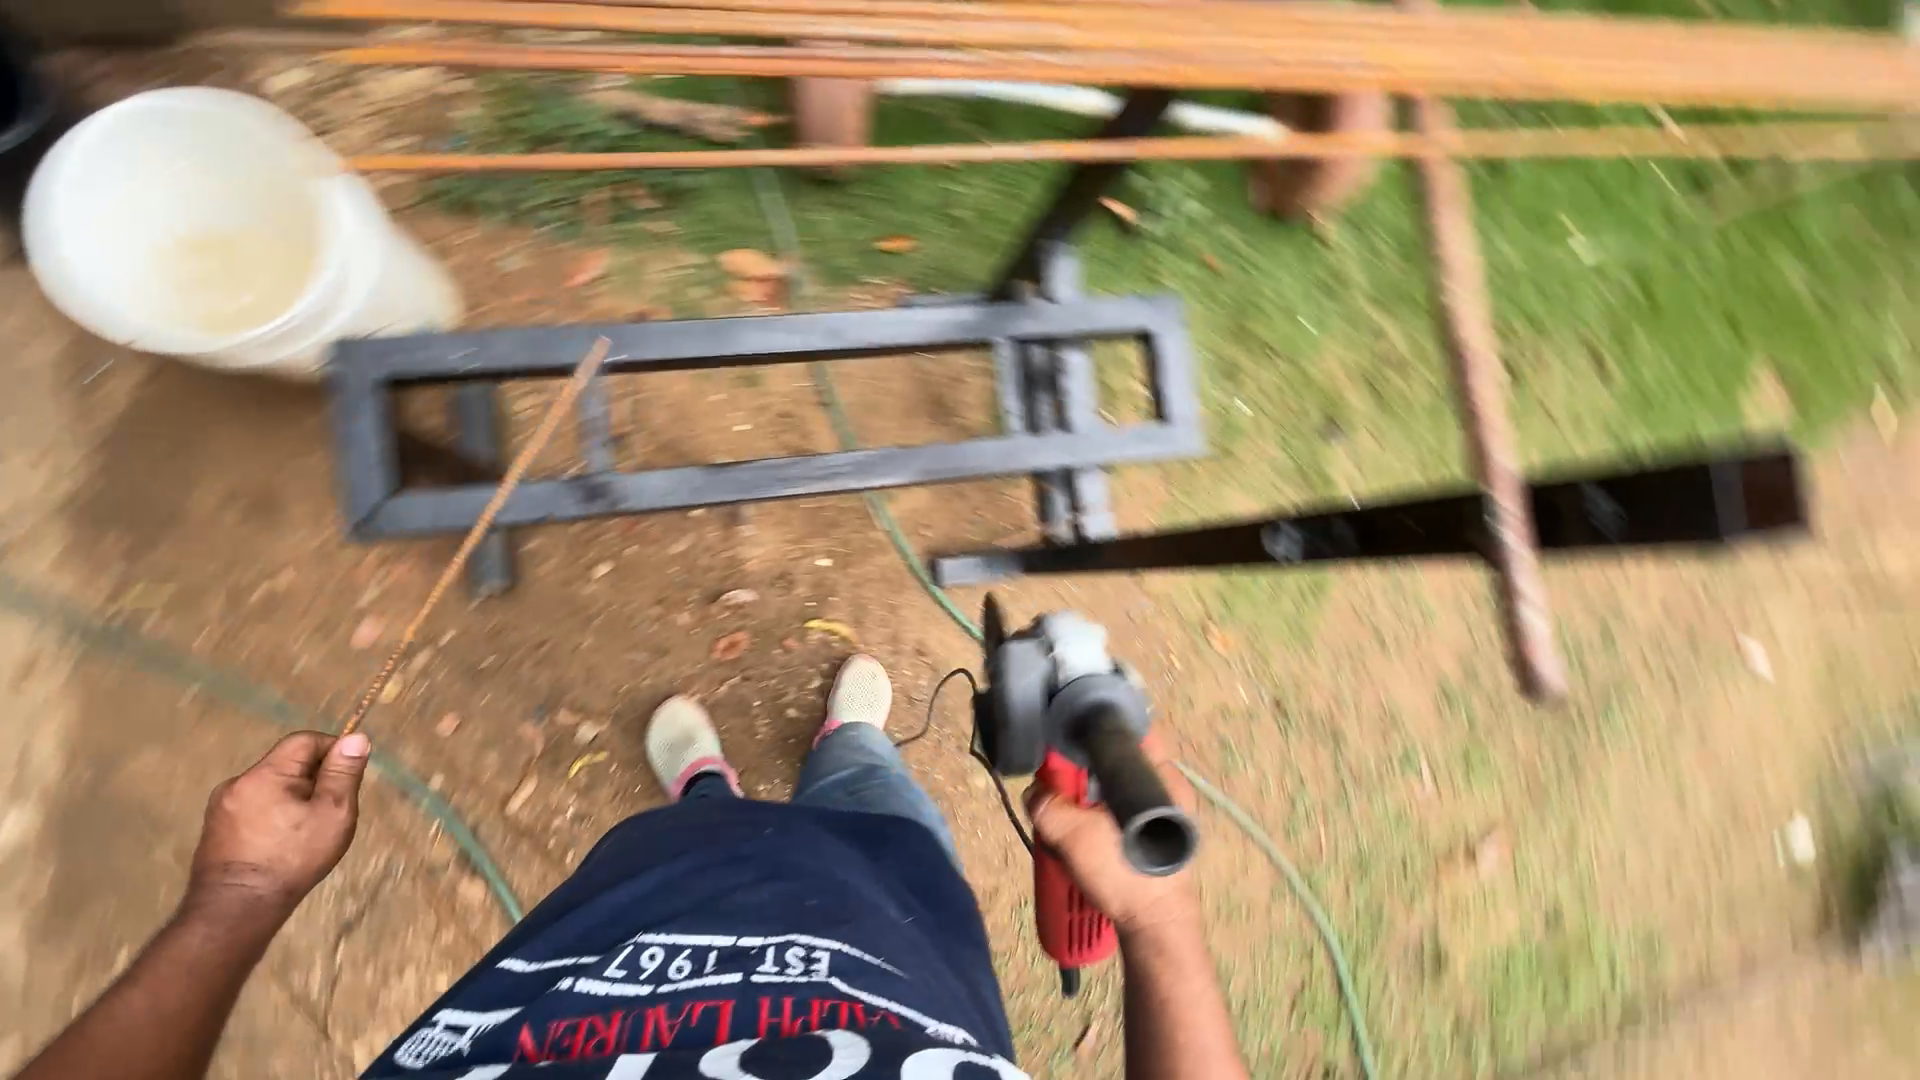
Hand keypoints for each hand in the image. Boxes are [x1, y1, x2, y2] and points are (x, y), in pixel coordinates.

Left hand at [185, 731, 369, 918]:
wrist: (236, 909)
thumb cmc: (293, 857)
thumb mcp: (333, 811)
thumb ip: (343, 772)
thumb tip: (356, 737)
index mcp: (264, 775)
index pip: (304, 740)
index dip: (332, 750)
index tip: (346, 778)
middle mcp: (236, 784)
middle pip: (288, 763)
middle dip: (316, 777)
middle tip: (331, 808)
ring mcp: (221, 807)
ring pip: (273, 785)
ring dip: (297, 796)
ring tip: (309, 828)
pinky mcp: (216, 828)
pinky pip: (257, 804)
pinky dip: (277, 812)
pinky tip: (285, 840)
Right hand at [1024, 735, 1199, 937]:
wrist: (1154, 932)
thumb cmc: (1126, 876)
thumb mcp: (1075, 836)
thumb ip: (1048, 806)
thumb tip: (1035, 792)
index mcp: (1163, 777)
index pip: (1134, 729)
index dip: (1100, 728)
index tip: (1070, 735)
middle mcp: (1168, 791)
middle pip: (1117, 761)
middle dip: (1083, 773)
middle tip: (1060, 786)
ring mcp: (1163, 818)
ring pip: (1113, 791)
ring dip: (1085, 802)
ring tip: (1064, 819)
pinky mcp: (1153, 841)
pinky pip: (1115, 815)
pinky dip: (1094, 820)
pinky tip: (1078, 839)